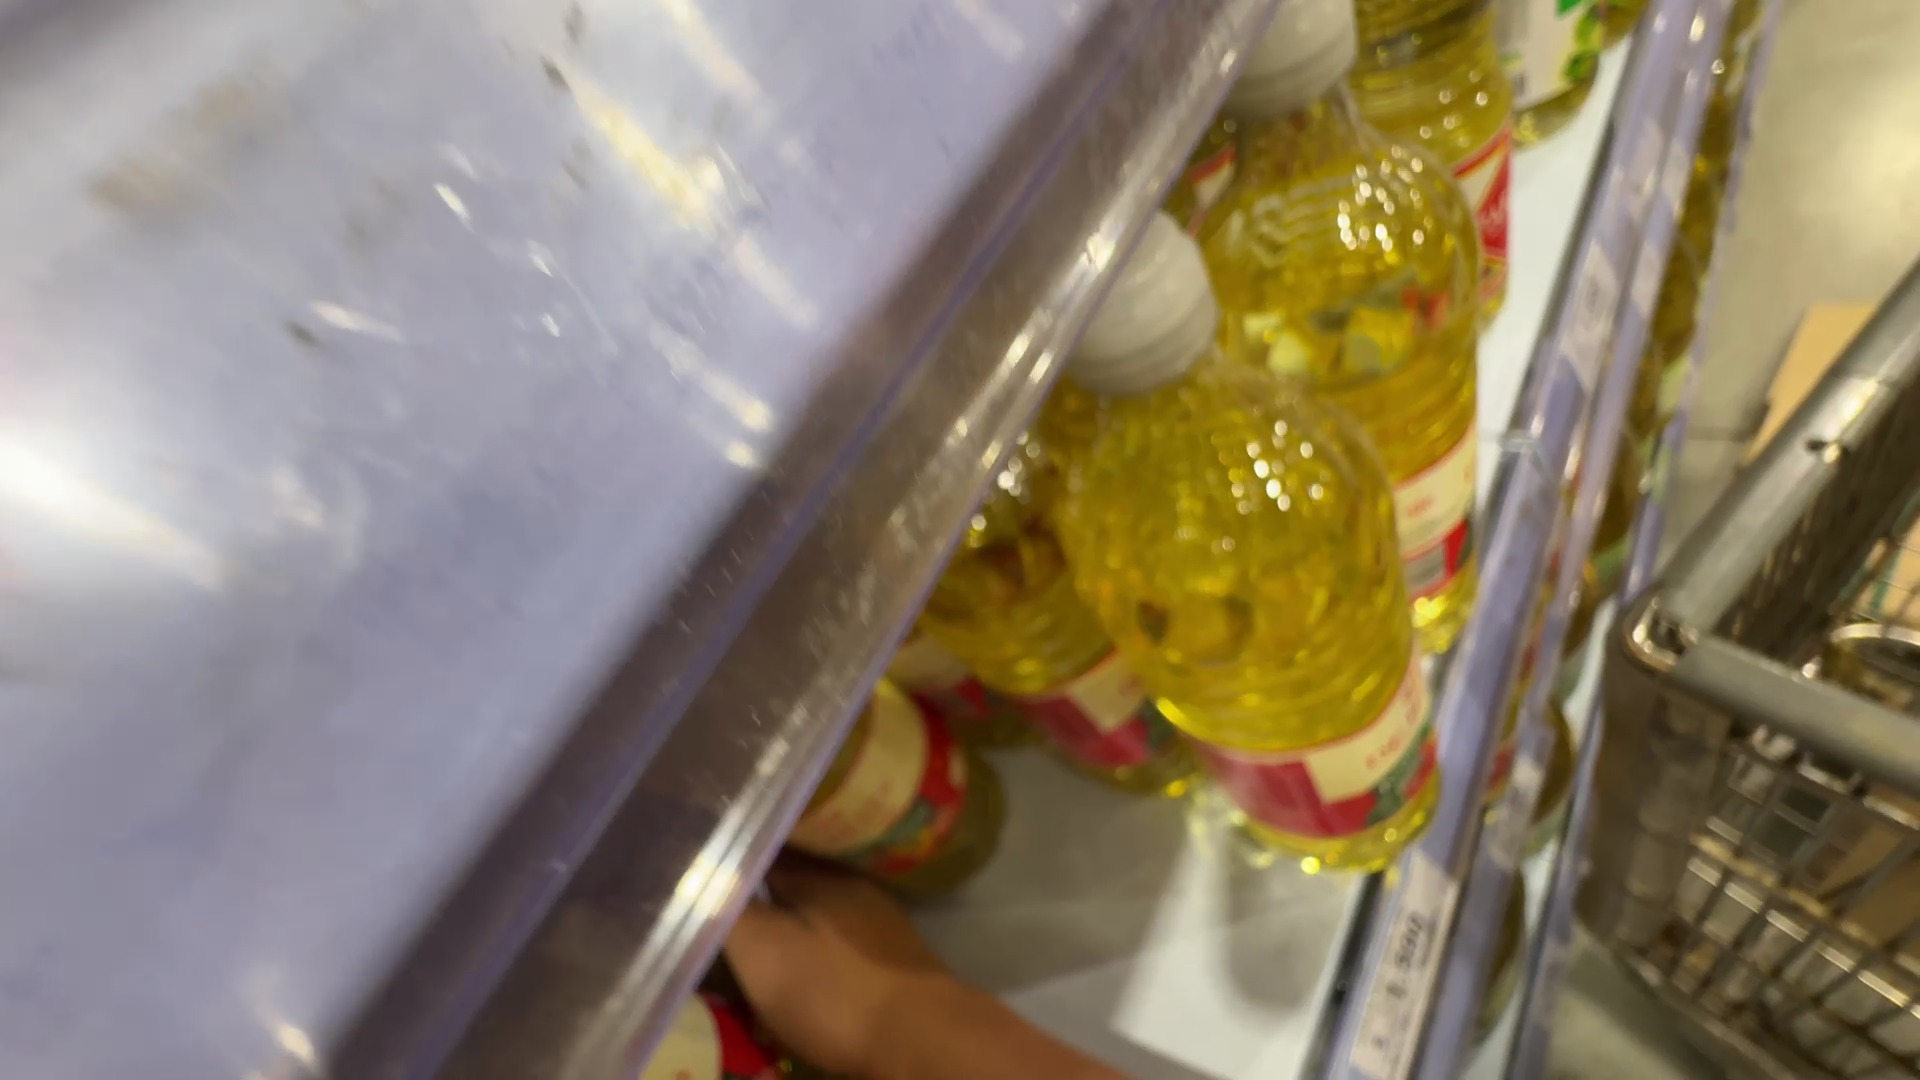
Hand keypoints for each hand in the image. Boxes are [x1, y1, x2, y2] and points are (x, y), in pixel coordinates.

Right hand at [723, 860, 952, 1076]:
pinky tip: (807, 958)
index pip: (767, 846)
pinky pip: (840, 932)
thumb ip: (729, 909)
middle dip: (761, 882)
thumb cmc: (835, 990)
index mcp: (816, 875)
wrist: (921, 1036)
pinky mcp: (891, 952)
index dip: (733, 854)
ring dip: (790, 912)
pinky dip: (816, 939)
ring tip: (759, 928)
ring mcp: (876, 916)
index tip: (703, 860)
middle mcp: (849, 883)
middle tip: (723, 896)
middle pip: (795, 873)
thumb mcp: (764, 950)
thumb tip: (697, 871)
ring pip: (819, 904)